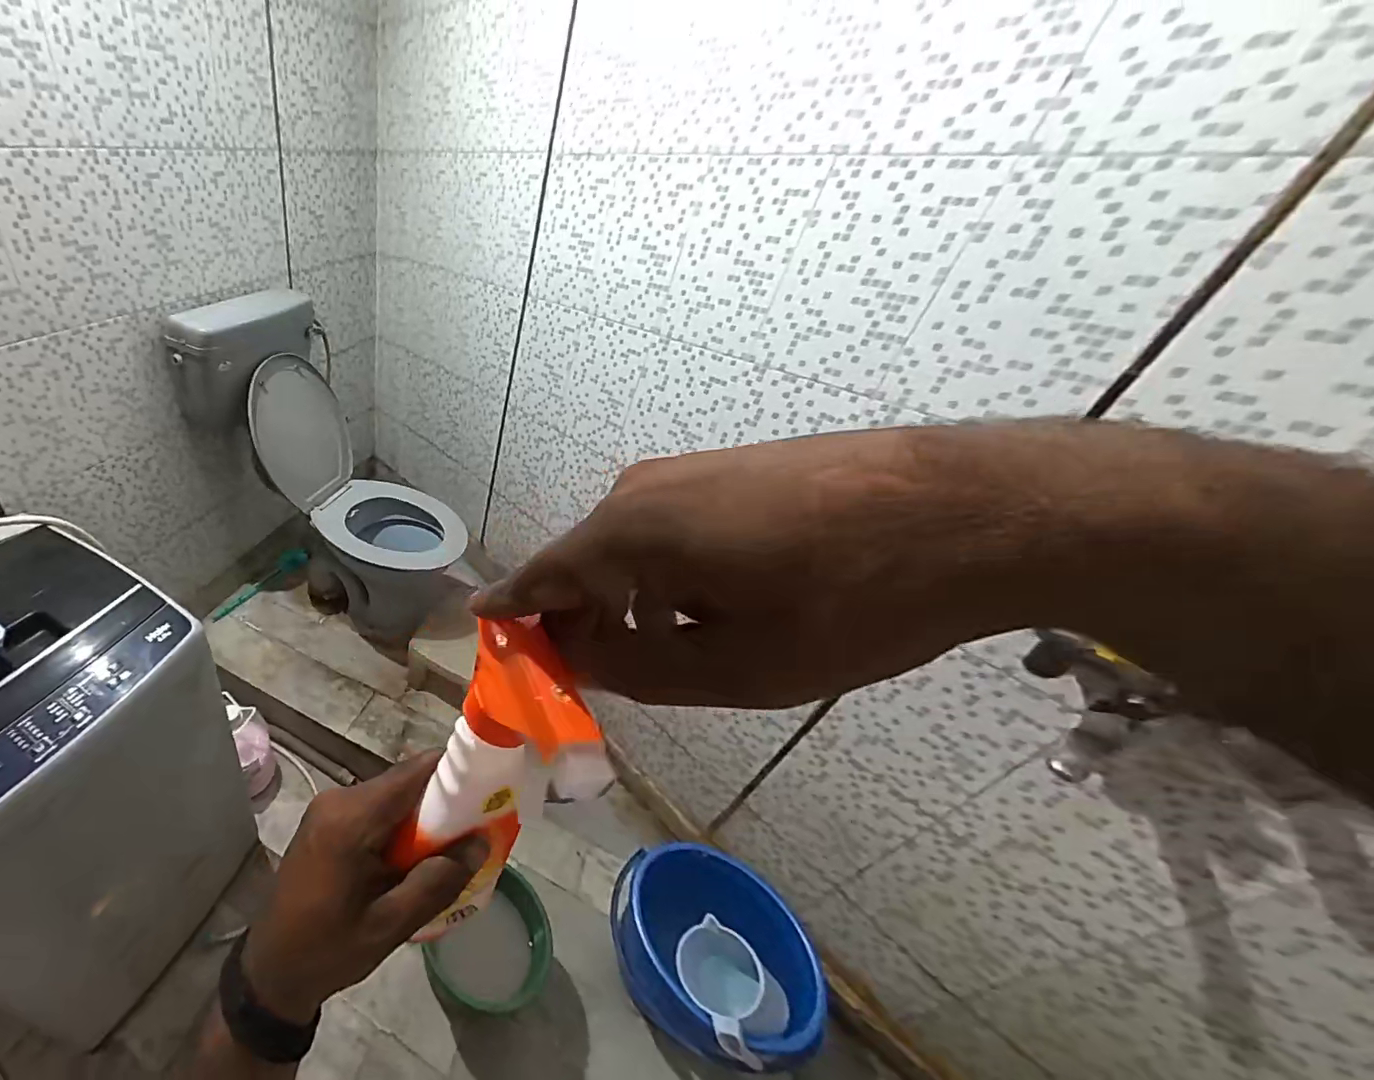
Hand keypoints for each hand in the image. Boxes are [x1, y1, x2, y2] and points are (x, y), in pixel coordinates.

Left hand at [240, 750, 488, 1022]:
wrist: (269, 969)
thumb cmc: (326, 950)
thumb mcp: (387, 926)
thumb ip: (435, 882)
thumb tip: (480, 843)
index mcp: (350, 818)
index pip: (412, 772)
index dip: (452, 770)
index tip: (488, 785)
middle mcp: (338, 800)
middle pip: (404, 782)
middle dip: (442, 801)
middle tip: (476, 829)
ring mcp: (329, 807)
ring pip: (391, 796)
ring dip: (421, 817)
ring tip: (452, 849)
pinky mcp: (326, 820)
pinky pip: (374, 809)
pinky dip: (399, 825)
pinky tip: (414, 858)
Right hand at [471, 427, 1031, 708]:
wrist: (975, 508)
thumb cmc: (848, 600)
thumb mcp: (736, 665)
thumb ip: (637, 670)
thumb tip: (579, 657)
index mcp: (625, 533)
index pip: (540, 578)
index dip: (511, 611)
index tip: (484, 630)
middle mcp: (638, 491)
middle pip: (581, 565)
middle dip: (579, 621)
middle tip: (593, 674)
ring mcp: (683, 473)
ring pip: (625, 550)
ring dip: (628, 602)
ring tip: (666, 650)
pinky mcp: (723, 469)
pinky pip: (663, 530)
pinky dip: (663, 575)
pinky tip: (711, 604)